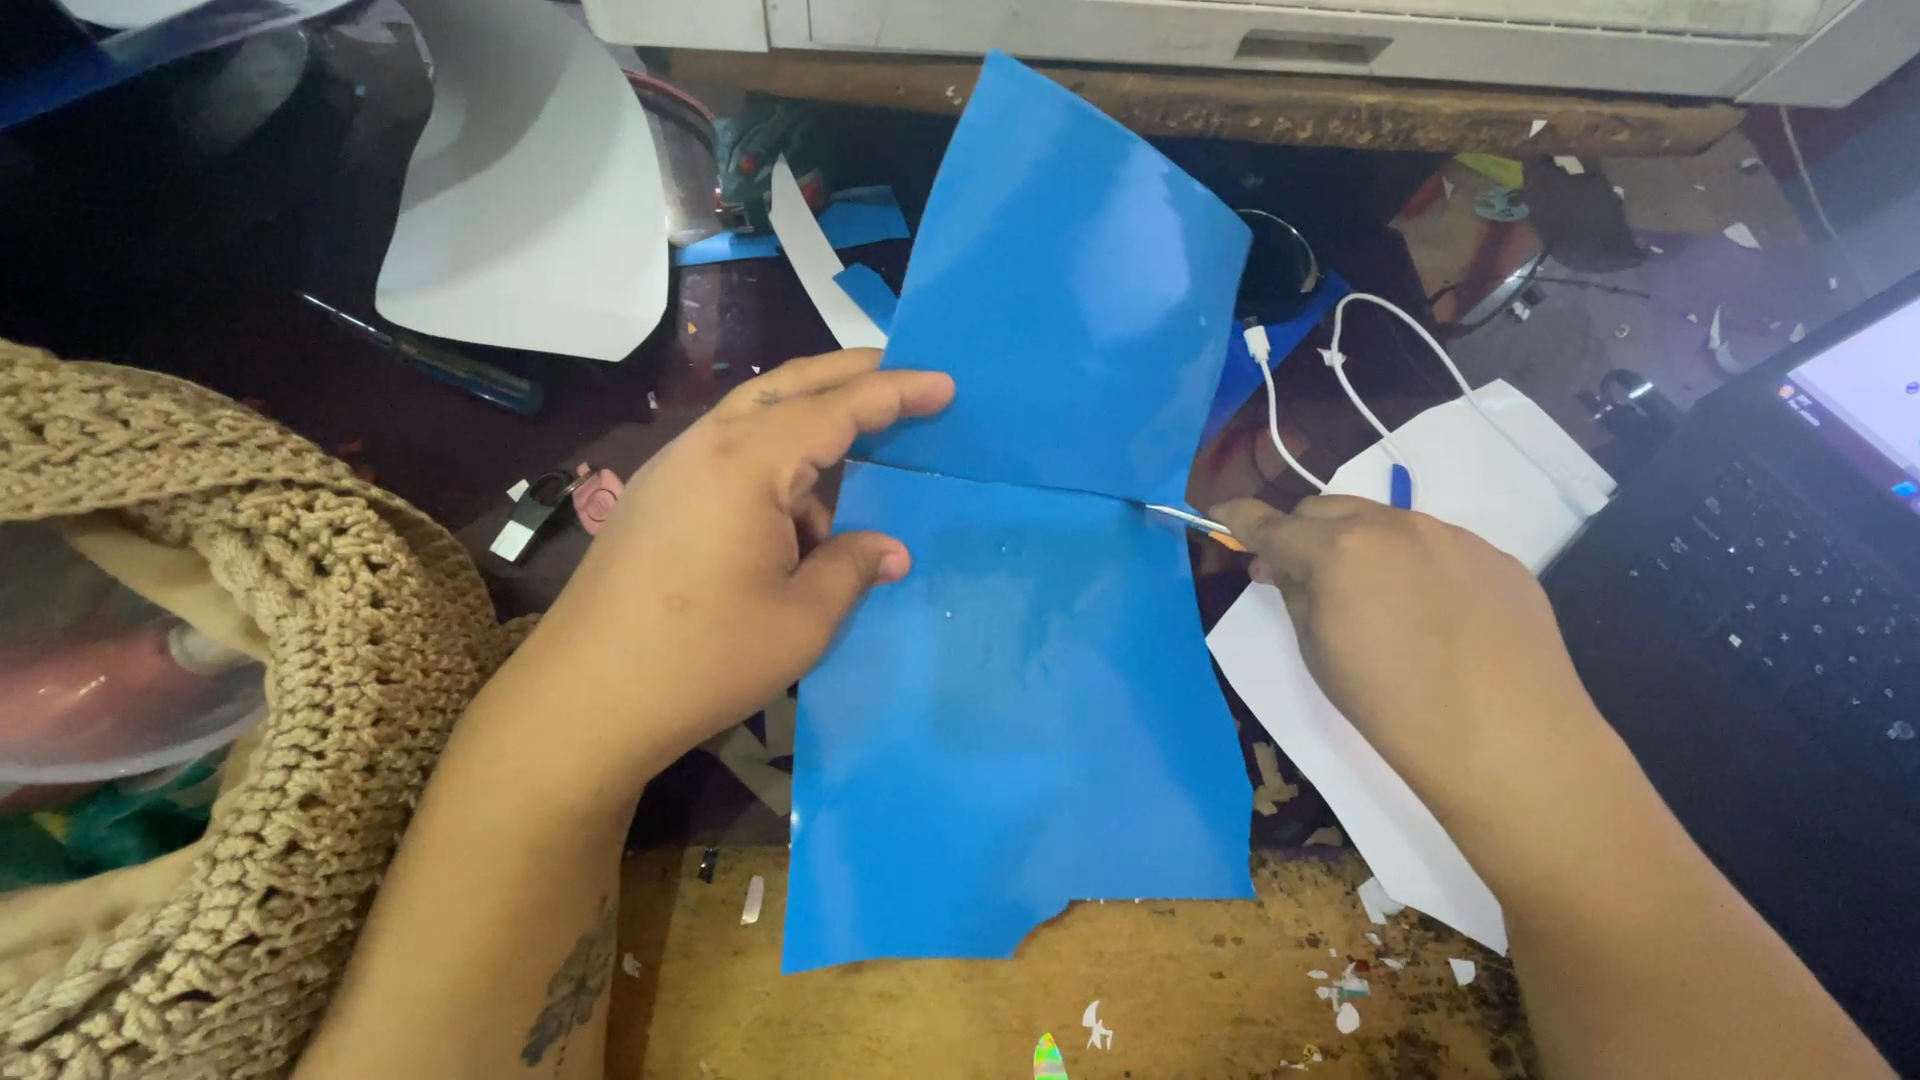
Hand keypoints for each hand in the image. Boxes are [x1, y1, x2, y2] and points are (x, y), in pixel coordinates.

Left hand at [493, 350, 953, 788]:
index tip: (945, 384)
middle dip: (851, 376)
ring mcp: (673, 468)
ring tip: (857, 468)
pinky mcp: (657, 498)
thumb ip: (853, 567)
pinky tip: (797, 516)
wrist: (584, 701)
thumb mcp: (802, 619)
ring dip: (812, 428)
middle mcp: (706, 446)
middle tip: (906, 381)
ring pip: (756, 419)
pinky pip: (731, 454)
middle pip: (789, 386)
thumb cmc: (704, 659)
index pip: (836, 408)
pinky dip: (777, 464)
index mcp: (747, 463)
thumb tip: (890, 549)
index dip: (896, 393)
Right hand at [1210, 496, 1607, 825]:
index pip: (1271, 524)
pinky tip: (1429, 614)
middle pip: (1325, 508)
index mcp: (1338, 550)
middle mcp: (1393, 526)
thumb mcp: (1317, 650)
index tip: (1219, 514)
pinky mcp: (1495, 557)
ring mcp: (1451, 536)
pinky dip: (1411, 565)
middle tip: (1295, 574)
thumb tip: (1279, 566)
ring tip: (1369, 598)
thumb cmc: (1391, 703)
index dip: (1238, 518)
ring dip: (1357, 545)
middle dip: (1300, 532)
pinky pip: (1435, 546)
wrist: (1509, 739)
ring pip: (1382, 522)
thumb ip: (1294, 594)